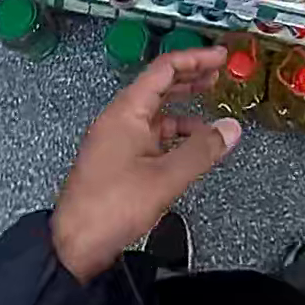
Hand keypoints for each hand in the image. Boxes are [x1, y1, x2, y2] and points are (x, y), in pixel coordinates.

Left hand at [50, 47, 242, 281]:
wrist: (73, 247)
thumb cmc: (112, 206)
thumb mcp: (165, 178)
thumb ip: (202, 150)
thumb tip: (231, 128)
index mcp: (127, 110)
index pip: (165, 69)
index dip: (195, 59)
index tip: (220, 57)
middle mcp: (121, 117)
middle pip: (160, 84)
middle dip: (191, 75)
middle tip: (219, 72)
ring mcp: (118, 137)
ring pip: (157, 108)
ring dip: (184, 102)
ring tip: (209, 100)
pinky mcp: (119, 157)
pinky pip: (152, 131)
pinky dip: (175, 129)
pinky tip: (193, 140)